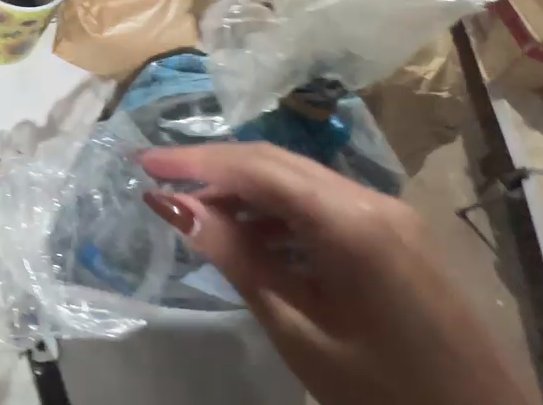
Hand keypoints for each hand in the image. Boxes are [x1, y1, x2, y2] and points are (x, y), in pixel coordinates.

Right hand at [139, 143, 539, 404]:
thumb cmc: (387, 393)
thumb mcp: (298, 329)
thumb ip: (236, 257)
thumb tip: (171, 204)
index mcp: (352, 222)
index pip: (255, 167)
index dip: (193, 161)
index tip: (142, 163)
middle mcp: (374, 200)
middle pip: (275, 162)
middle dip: (213, 167)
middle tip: (159, 182)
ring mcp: (393, 215)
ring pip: (298, 178)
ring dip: (244, 188)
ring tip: (198, 215)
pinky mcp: (400, 235)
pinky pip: (323, 201)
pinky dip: (278, 209)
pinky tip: (253, 235)